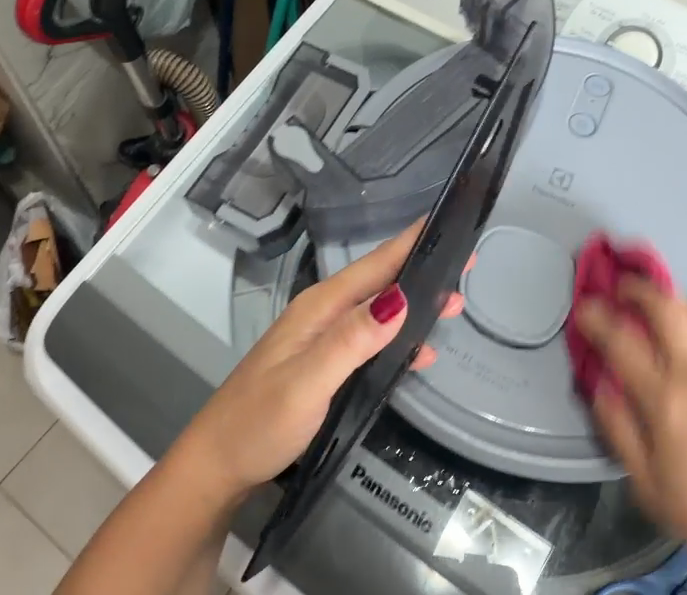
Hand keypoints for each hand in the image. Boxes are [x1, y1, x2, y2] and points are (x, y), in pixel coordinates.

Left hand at [172, 219, 463, 500]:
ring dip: (414, 304)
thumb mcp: (307, 383)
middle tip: (468, 268)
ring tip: (454, 305)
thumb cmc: (260, 423)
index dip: (411, 243)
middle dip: (421, 270)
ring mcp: (321, 339)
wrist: (218, 464)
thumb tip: (400, 299)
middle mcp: (322, 315)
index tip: (450, 223)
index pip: (374, 265)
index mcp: (320, 309)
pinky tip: (419, 351)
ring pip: (377, 309)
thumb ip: (351, 342)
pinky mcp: (323, 363)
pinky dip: (398, 337)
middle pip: (379, 281)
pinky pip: (370, 337)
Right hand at [574, 278, 686, 565]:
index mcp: (664, 401)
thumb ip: (618, 429)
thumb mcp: (646, 483)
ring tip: (652, 304)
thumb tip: (599, 386)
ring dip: (670, 298)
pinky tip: (684, 333)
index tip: (583, 307)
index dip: (597, 318)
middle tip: (618, 289)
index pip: (622, 342)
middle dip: (638, 289)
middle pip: (666, 308)